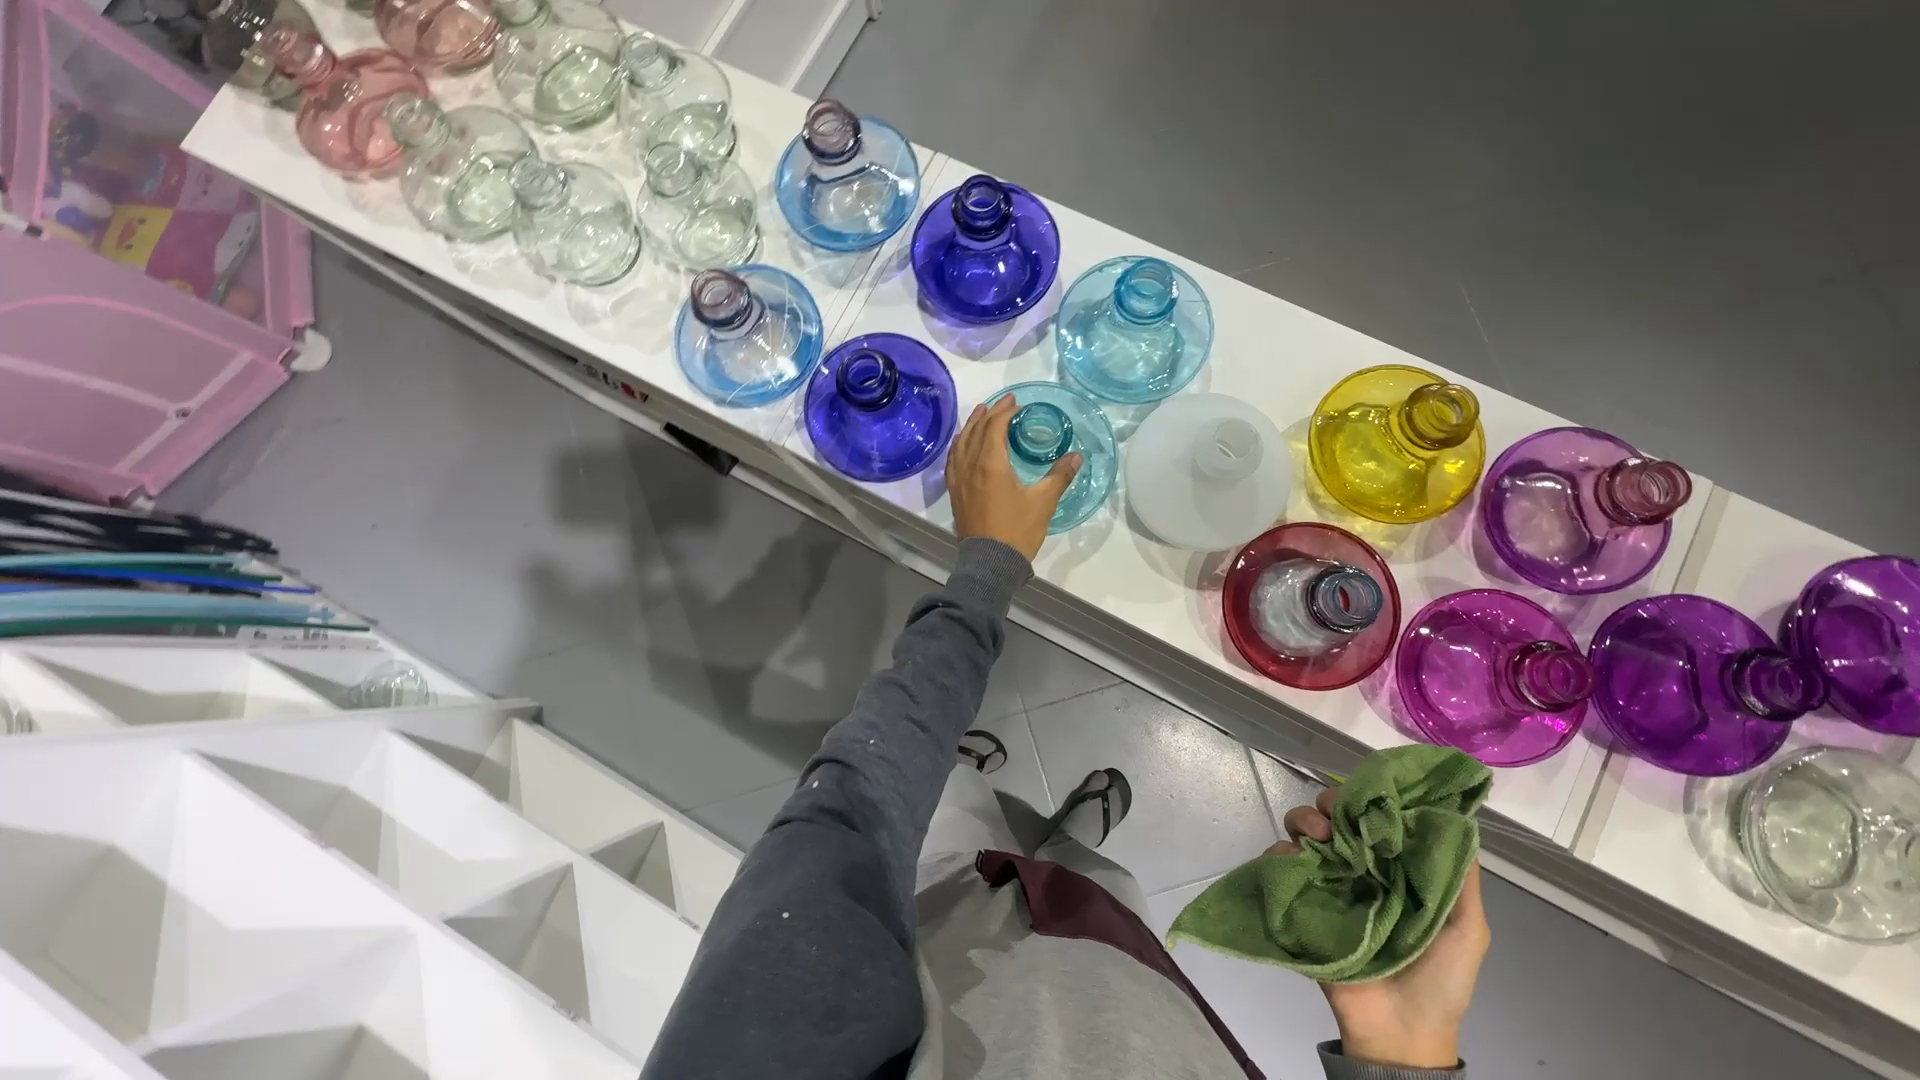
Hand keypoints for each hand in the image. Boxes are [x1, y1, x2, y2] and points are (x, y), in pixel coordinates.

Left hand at [946, 396, 1080, 561]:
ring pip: (961, 444)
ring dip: (971, 426)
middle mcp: (970, 466)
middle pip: (976, 431)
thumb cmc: (1017, 530)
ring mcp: (958, 480)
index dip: (1004, 410)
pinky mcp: (955, 493)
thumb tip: (1076, 457)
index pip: (994, 426)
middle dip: (988, 414)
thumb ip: (1059, 476)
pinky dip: (960, 446)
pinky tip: (964, 446)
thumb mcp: (1043, 501)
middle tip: (1002, 404)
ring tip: (979, 415)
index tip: (1016, 402)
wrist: (990, 562)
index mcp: (990, 463)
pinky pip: (953, 460)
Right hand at [1270, 787, 1488, 1069]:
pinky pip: (1277, 866)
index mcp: (1394, 868)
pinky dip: (1278, 854)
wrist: (1400, 1031)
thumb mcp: (1467, 928)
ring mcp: (1325, 884)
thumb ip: (1460, 878)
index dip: (1367, 797)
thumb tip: (1457, 817)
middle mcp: (1357, 868)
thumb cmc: (1440, 979)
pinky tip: (1291, 860)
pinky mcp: (1298, 903)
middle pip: (1332, 817)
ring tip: (1316, 837)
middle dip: (1328, 804)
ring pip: (1301, 832)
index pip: (1374, 817)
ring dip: (1303, 823)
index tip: (1366, 793)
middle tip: (1333, 817)